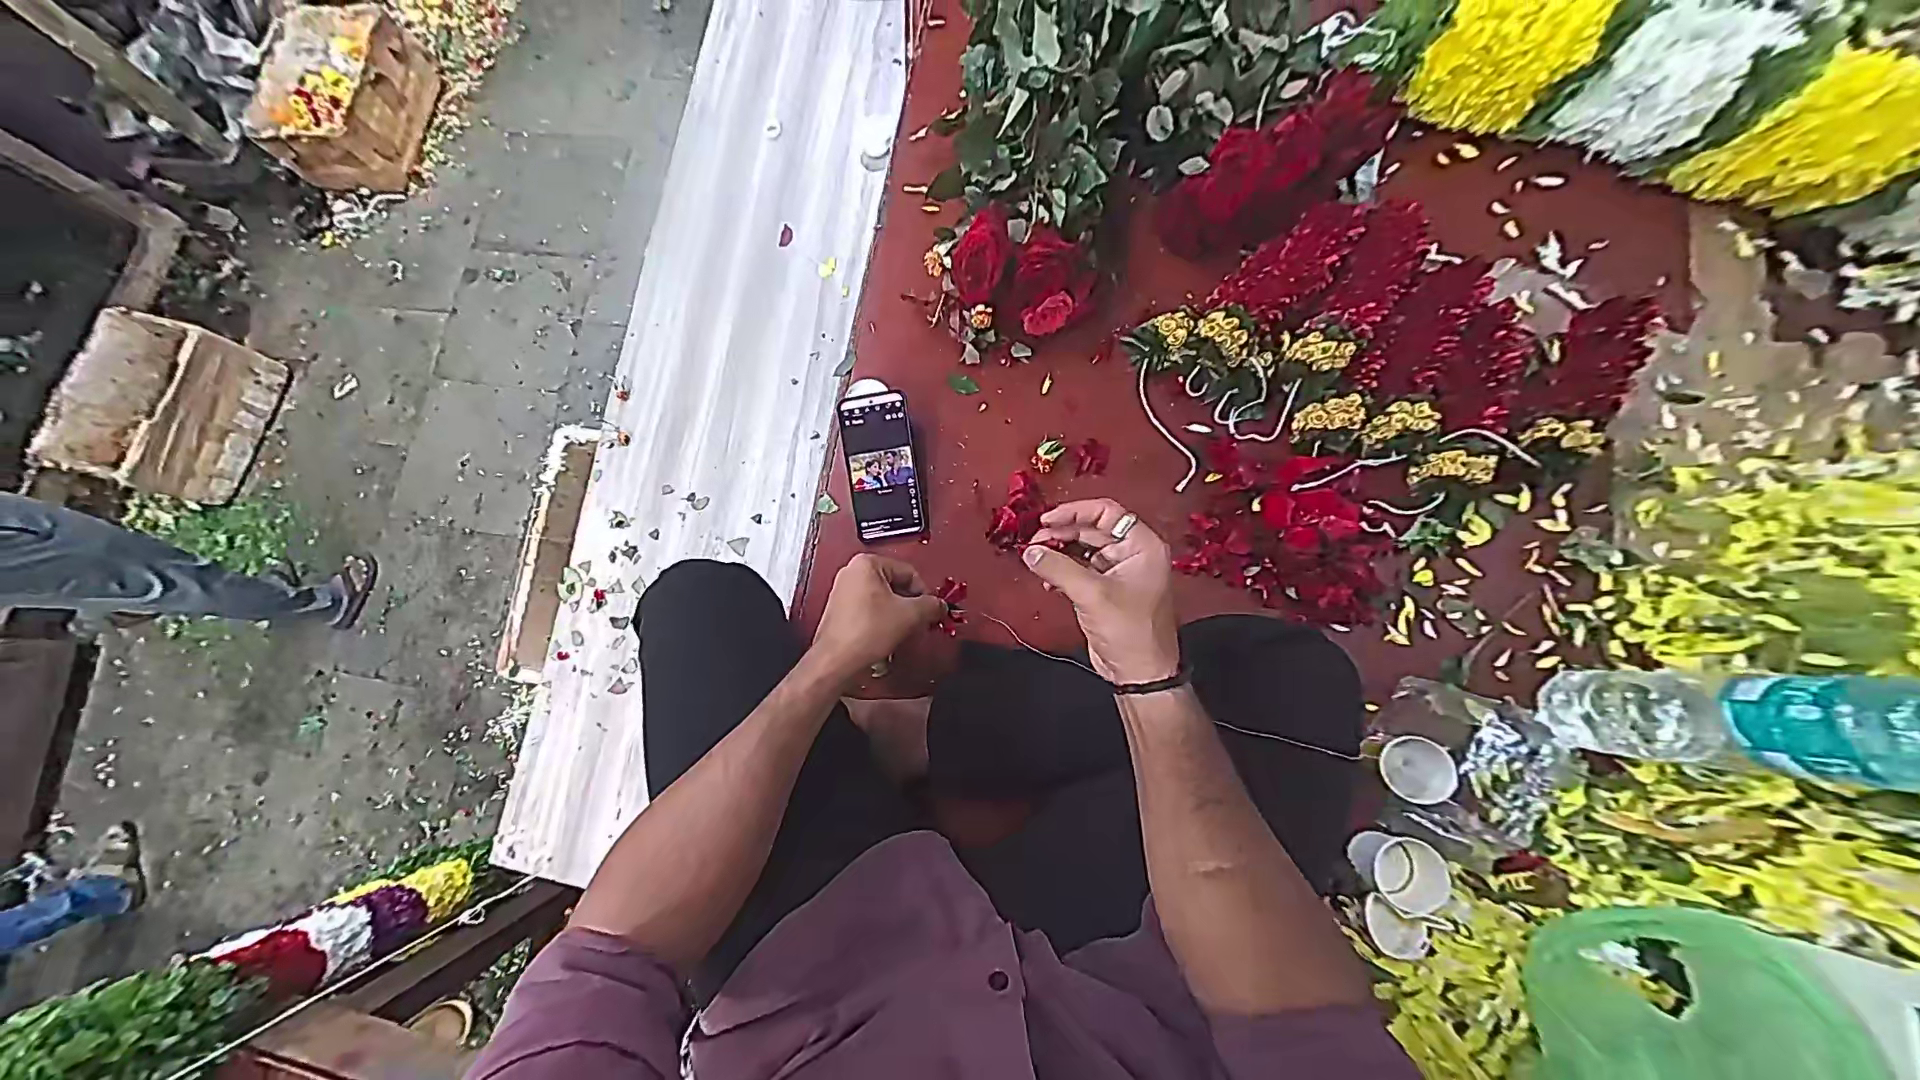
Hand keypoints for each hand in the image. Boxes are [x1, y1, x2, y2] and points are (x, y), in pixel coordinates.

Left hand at [809, 553, 947, 682]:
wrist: (837, 660)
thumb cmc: (865, 632)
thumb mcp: (910, 615)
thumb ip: (930, 605)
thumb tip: (939, 605)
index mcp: (867, 563)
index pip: (908, 572)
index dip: (923, 593)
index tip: (930, 609)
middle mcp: (852, 572)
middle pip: (895, 585)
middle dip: (911, 605)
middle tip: (920, 621)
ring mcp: (844, 591)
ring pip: (884, 599)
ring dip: (898, 614)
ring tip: (904, 631)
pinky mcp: (841, 610)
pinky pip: (871, 609)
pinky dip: (883, 620)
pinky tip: (888, 636)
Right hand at [1023, 500, 1180, 683]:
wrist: (1139, 671)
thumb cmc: (1130, 632)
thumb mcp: (1092, 594)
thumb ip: (1058, 568)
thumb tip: (1031, 551)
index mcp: (1142, 545)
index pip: (1106, 512)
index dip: (1074, 512)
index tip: (1047, 520)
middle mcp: (1132, 553)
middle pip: (1091, 529)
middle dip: (1061, 533)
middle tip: (1035, 542)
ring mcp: (1118, 570)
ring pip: (1082, 548)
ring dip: (1058, 551)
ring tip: (1036, 558)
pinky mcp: (1105, 587)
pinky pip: (1079, 567)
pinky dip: (1061, 568)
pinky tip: (1046, 577)